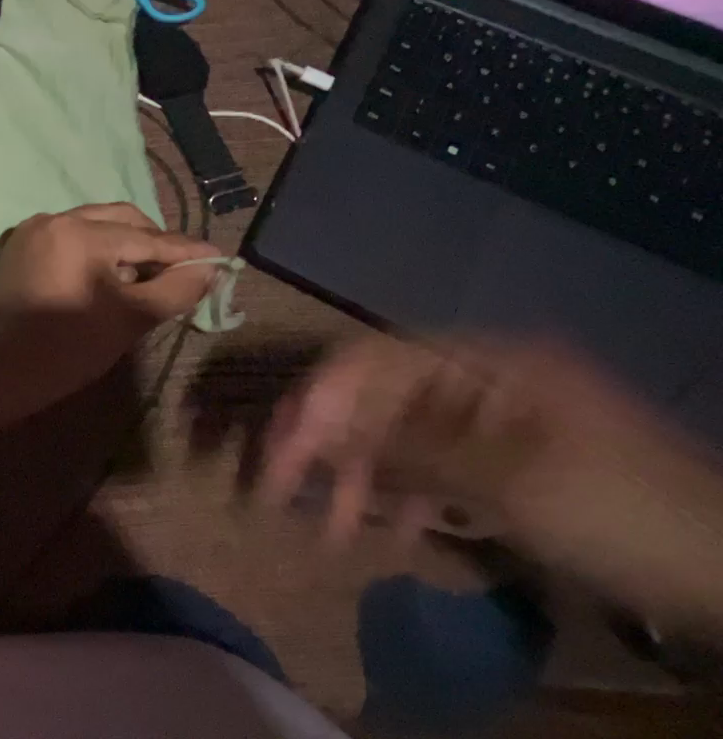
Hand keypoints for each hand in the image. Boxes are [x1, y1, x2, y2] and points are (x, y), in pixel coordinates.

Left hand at [0, 203, 219, 401]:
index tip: (219, 260)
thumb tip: (208, 268)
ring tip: (142, 279)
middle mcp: (54, 220)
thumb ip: (175, 289)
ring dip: (123, 245)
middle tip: (178, 273)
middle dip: (154, 243)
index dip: (187, 252)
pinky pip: (66, 237)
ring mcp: (31, 231)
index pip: (148, 238)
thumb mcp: (130, 319)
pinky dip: (91, 250)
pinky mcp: (16, 248)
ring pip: (93, 225)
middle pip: (121, 220)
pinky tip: (104, 278)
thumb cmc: (67, 349)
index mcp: (81, 233)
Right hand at [259, 335, 674, 549]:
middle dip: (324, 445)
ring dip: (355, 480)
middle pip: (373, 399)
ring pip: (393, 438)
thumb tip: (310, 424)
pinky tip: (383, 532)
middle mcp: (475, 380)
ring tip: (325, 528)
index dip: (314, 399)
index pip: (368, 361)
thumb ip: (402, 445)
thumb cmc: (620, 512)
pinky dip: (399, 498)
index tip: (275, 445)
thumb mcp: (508, 479)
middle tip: (275, 487)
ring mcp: (487, 422)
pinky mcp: (498, 463)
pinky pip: (427, 468)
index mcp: (482, 363)